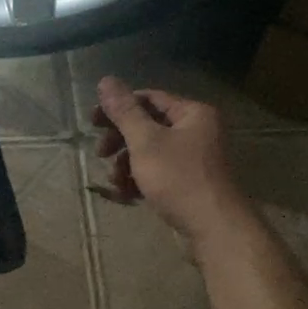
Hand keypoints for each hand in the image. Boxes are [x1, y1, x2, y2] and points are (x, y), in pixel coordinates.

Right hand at [92, 76, 245, 240]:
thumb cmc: (179, 178)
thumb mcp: (145, 142)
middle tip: (100, 153)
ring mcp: (195, 158)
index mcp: (192, 114)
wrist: (215, 228)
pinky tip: (127, 194)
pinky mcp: (190, 183)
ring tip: (115, 181)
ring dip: (127, 164)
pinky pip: (159, 172)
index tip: (92, 123)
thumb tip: (105, 79)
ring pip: (151, 151)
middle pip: (149, 125)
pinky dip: (140, 179)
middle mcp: (198, 131)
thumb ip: (124, 111)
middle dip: (121, 140)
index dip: (118, 107)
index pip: (149, 98)